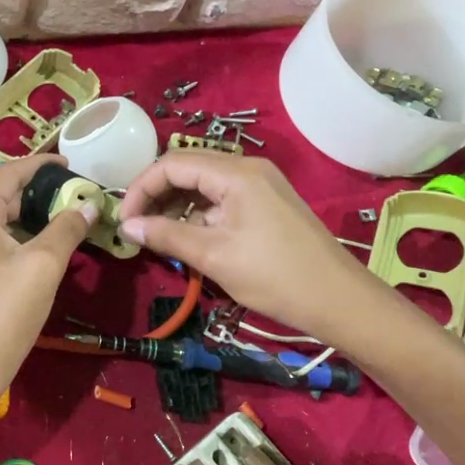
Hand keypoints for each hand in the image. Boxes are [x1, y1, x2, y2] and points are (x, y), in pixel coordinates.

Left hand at [0, 154, 94, 413]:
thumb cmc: (4, 313)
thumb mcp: (43, 266)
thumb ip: (66, 229)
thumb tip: (87, 206)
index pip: (9, 173)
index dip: (42, 165)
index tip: (71, 164)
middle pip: (2, 192)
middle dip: (40, 191)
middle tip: (77, 193)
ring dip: (31, 212)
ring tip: (68, 213)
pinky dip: (19, 231)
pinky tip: (45, 239)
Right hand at [116, 152, 393, 345]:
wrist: (340, 300)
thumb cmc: (275, 277)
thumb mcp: (213, 256)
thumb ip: (167, 235)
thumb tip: (128, 226)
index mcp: (236, 174)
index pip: (171, 164)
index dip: (141, 189)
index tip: (125, 221)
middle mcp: (247, 168)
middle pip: (186, 167)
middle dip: (155, 194)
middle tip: (136, 227)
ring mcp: (260, 184)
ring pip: (202, 182)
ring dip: (175, 204)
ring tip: (157, 235)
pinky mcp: (266, 201)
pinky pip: (220, 196)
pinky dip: (197, 212)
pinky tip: (187, 236)